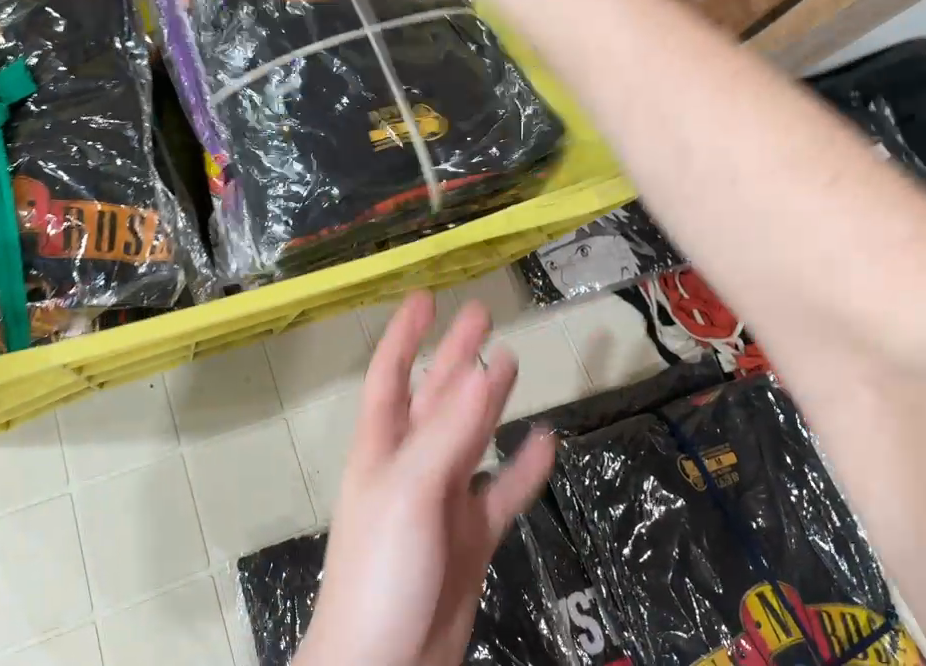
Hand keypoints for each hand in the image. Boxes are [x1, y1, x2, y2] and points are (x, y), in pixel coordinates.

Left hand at [293, 291, 557, 665]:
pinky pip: (502, 492)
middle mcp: (411, 465)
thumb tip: (481, 366)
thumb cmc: (381, 568)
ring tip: (513, 362)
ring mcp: (442, 502)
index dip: (405, 334)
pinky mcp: (471, 538)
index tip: (424, 296)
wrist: (385, 664)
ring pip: (471, 438)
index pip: (391, 374)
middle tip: (484, 315)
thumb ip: (448, 432)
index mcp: (382, 447)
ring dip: (489, 401)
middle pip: (436, 397)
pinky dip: (523, 468)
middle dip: (455, 354)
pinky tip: (545, 442)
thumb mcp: (409, 492)